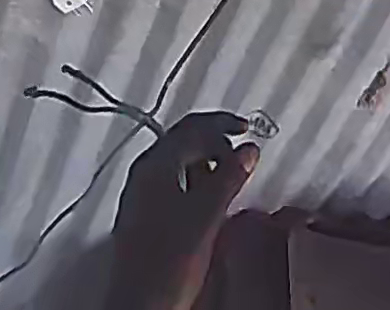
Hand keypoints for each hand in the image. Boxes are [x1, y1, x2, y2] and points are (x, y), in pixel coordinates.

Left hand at [105, 112, 259, 309]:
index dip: (221, 123)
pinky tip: (209, 198)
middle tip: (239, 149)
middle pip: (183, 141)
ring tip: (229, 174)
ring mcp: (141, 198)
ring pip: (179, 163)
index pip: (191, 127)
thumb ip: (229, 176)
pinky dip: (197, 181)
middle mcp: (142, 176)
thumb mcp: (206, 214)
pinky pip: (175, 184)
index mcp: (153, 166)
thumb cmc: (165, 266)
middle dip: (215, 142)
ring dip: (206, 162)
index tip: (244, 127)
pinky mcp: (145, 219)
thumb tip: (248, 150)